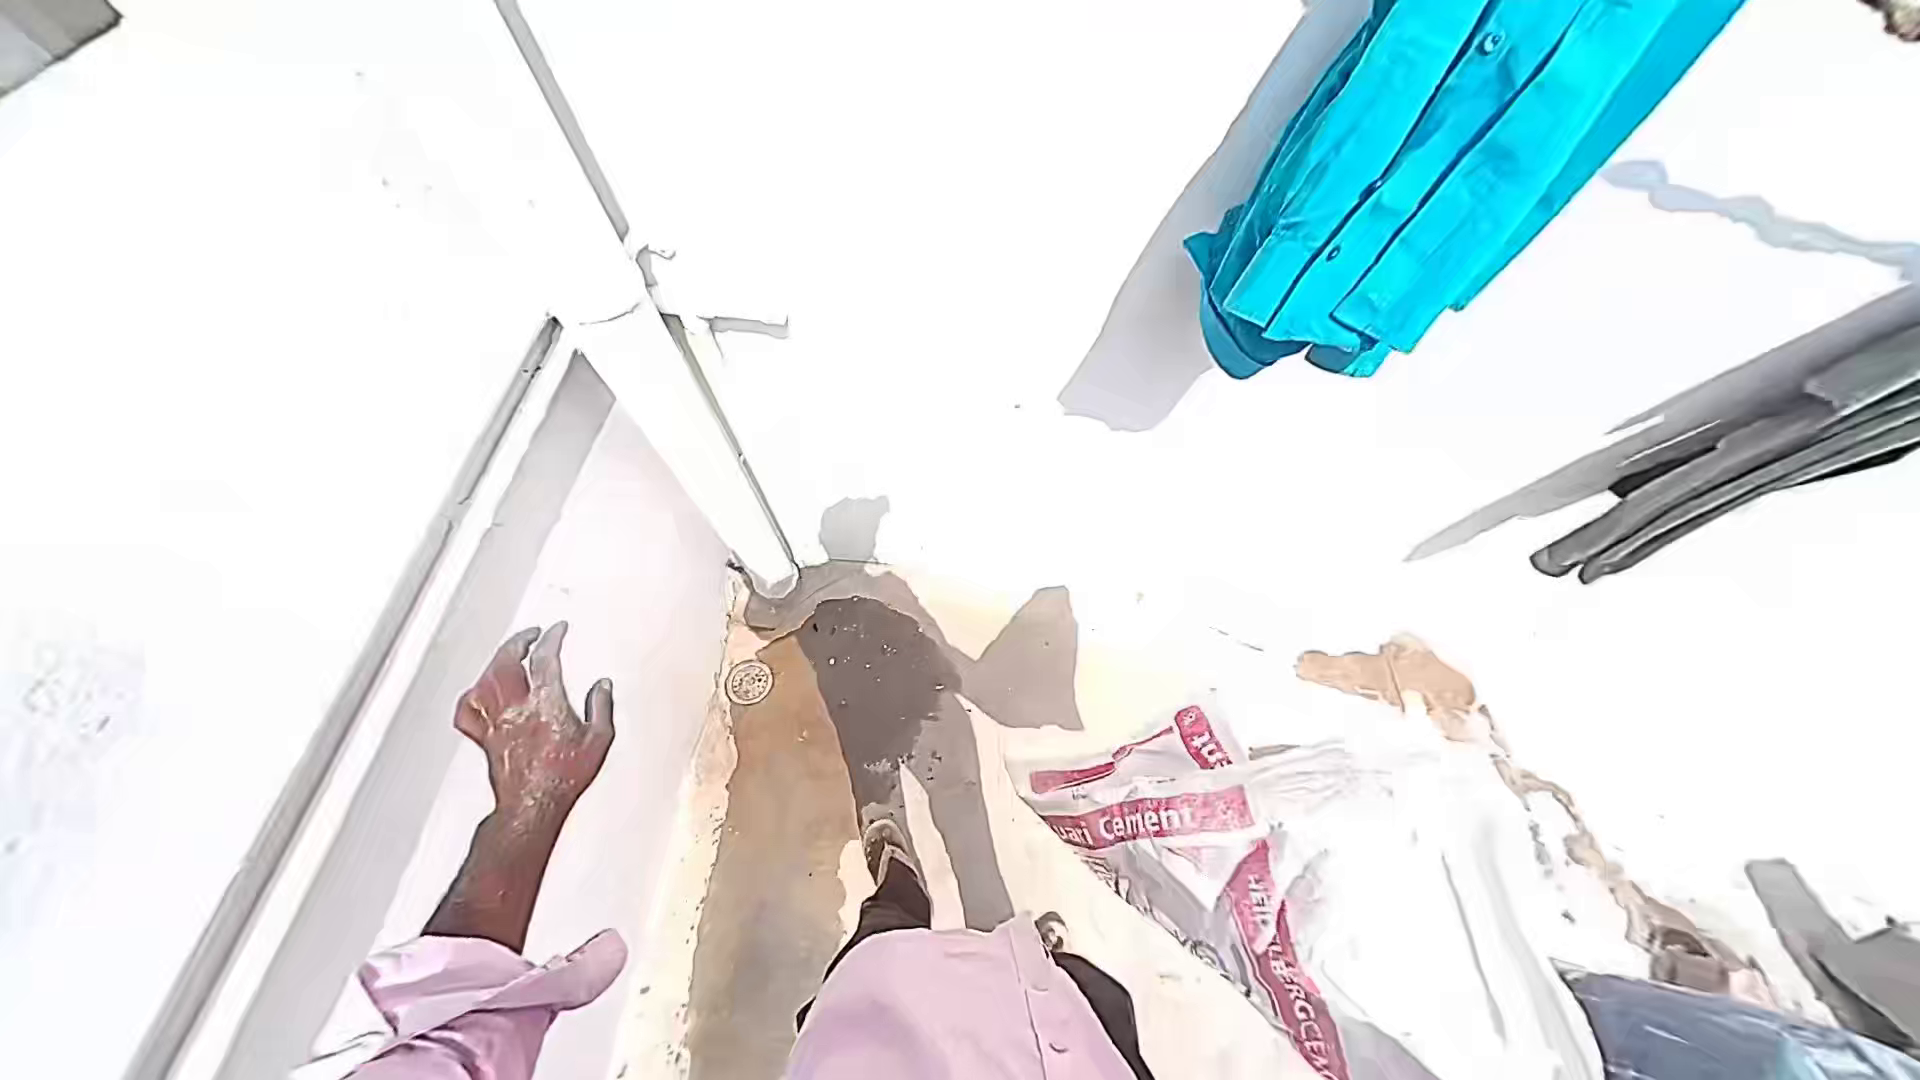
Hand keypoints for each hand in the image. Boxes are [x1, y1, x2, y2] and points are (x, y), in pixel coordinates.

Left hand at [455, 622, 614, 820]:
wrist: (534, 805)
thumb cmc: (566, 774)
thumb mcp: (600, 737)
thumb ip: (600, 706)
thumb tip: (601, 686)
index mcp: (547, 703)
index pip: (546, 658)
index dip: (552, 638)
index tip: (558, 629)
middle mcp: (517, 708)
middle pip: (507, 662)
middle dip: (519, 641)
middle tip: (531, 634)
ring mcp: (496, 723)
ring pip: (485, 681)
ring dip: (496, 661)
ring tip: (508, 653)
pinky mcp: (484, 739)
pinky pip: (467, 712)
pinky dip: (471, 696)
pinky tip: (478, 691)